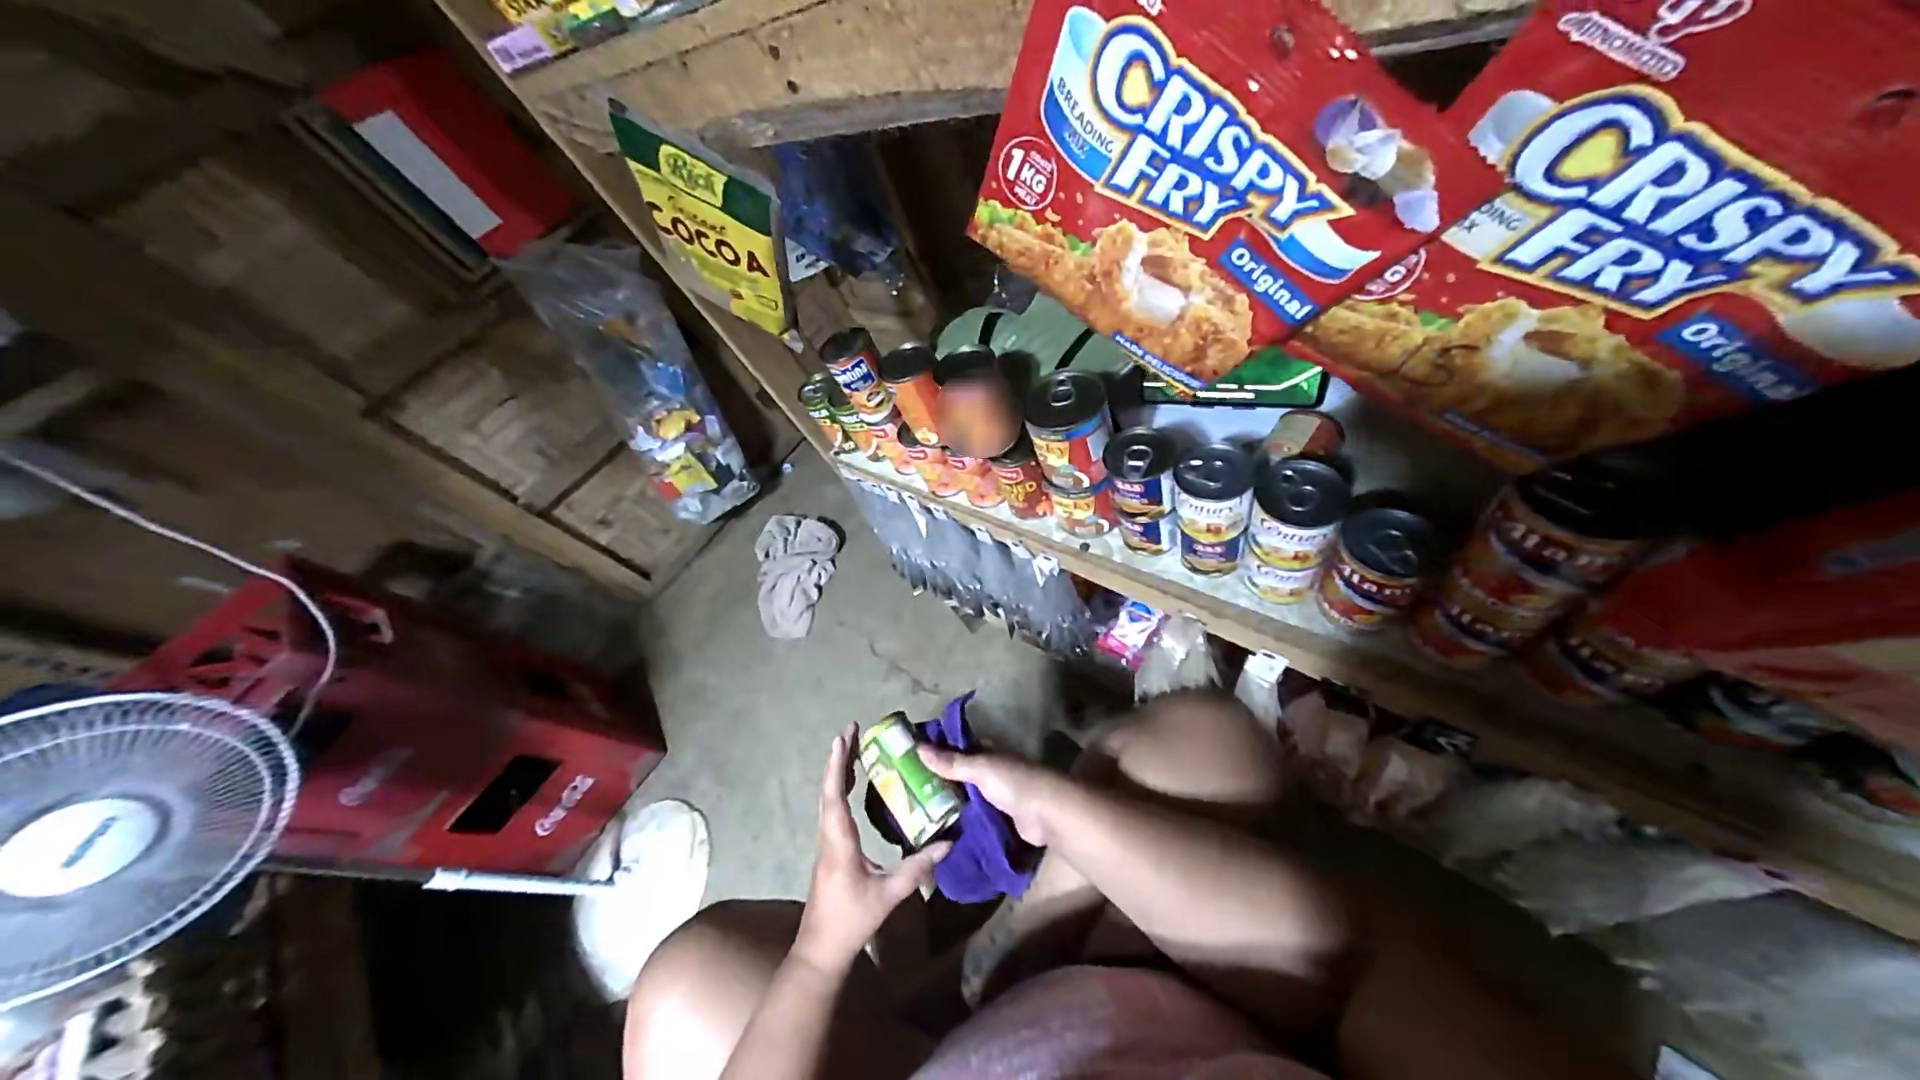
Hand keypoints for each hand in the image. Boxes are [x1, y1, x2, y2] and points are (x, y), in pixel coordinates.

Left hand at [792, 725, 951, 972]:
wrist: (820, 949)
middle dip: (839, 758)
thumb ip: (917, 868)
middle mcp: (828, 837)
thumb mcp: (888, 894)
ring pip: (828, 799)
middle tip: (850, 730)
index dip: (839, 765)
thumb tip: (948, 843)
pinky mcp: (829, 850)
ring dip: (838, 771)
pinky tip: (851, 785)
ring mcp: (826, 843)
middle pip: (829, 790)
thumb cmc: (851, 921)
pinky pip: (832, 809)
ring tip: (851, 747)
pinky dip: (840, 788)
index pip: (835, 795)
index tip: (843, 737)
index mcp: (838, 842)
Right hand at [916, 744, 1058, 846]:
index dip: (937, 750)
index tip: (910, 758)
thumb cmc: (1014, 783)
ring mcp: (996, 797)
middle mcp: (992, 772)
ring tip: (915, 812)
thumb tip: (918, 747)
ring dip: (947, 803)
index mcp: (989, 753)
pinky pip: (973, 818)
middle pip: (960, 774)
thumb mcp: (980, 767)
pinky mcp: (999, 820)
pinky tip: (938, 829)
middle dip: (938, 781)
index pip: (958, 748)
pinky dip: (959, 821)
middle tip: (907, 790)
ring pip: (965, 797)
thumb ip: (951, 761)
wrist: (1046, 815)